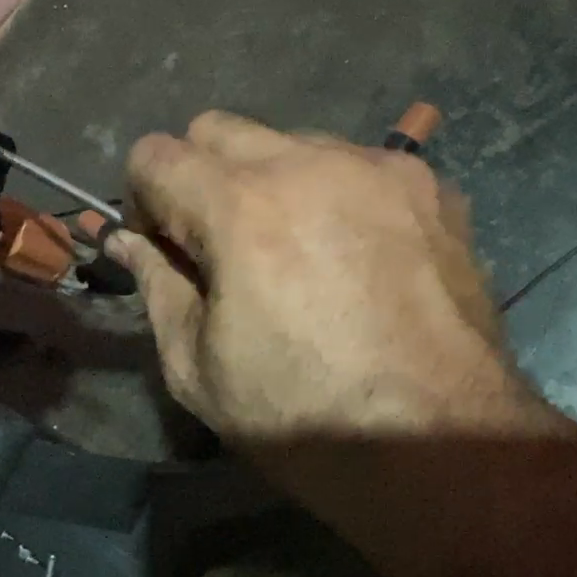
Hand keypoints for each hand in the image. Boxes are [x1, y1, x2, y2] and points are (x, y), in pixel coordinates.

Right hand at [106, 111, 512, 444]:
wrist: (445, 448)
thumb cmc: (304, 418)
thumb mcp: (197, 367)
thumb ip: (157, 285)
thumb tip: (130, 242)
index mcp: (240, 208)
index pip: (154, 153)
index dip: (143, 201)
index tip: (166, 251)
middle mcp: (308, 164)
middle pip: (217, 129)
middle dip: (199, 178)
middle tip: (221, 247)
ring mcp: (377, 168)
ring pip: (289, 140)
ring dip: (269, 181)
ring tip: (295, 252)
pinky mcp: (430, 187)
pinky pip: (354, 164)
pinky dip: (332, 194)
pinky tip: (353, 257)